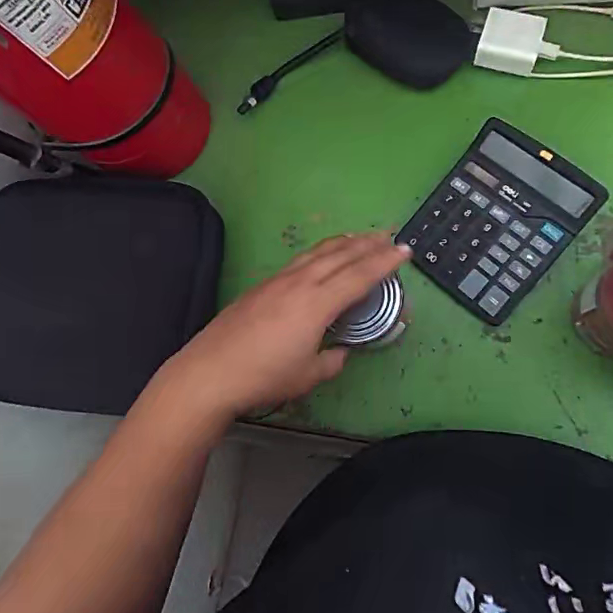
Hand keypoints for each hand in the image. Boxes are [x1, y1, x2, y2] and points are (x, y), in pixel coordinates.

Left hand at [151, 233, 410, 421]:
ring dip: (343, 243)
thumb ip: (331, 361)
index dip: (385, 263)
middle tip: (388, 236)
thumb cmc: (262, 377)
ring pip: (317, 253)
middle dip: (368, 244)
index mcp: (316, 304)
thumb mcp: (307, 376)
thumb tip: (340, 351)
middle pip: (340, 255)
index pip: (359, 276)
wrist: (207, 373)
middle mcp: (299, 284)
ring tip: (359, 237)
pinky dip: (320, 253)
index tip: (404, 250)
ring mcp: (277, 282)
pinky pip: (300, 260)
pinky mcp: (261, 287)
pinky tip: (320, 258)